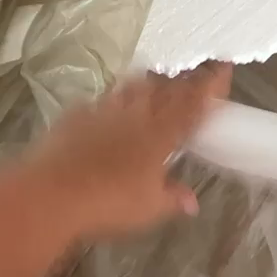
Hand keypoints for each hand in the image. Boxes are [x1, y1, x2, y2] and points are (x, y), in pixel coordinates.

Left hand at [20, 64, 231, 239]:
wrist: (53, 192)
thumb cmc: (109, 202)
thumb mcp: (148, 208)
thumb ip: (171, 198)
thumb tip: (191, 201)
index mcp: (161, 133)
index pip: (192, 103)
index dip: (210, 85)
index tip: (223, 67)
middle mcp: (136, 113)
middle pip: (164, 87)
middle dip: (181, 79)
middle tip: (193, 74)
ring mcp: (104, 109)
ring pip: (132, 86)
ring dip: (147, 82)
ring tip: (155, 82)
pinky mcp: (77, 113)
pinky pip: (101, 101)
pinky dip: (112, 101)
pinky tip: (110, 108)